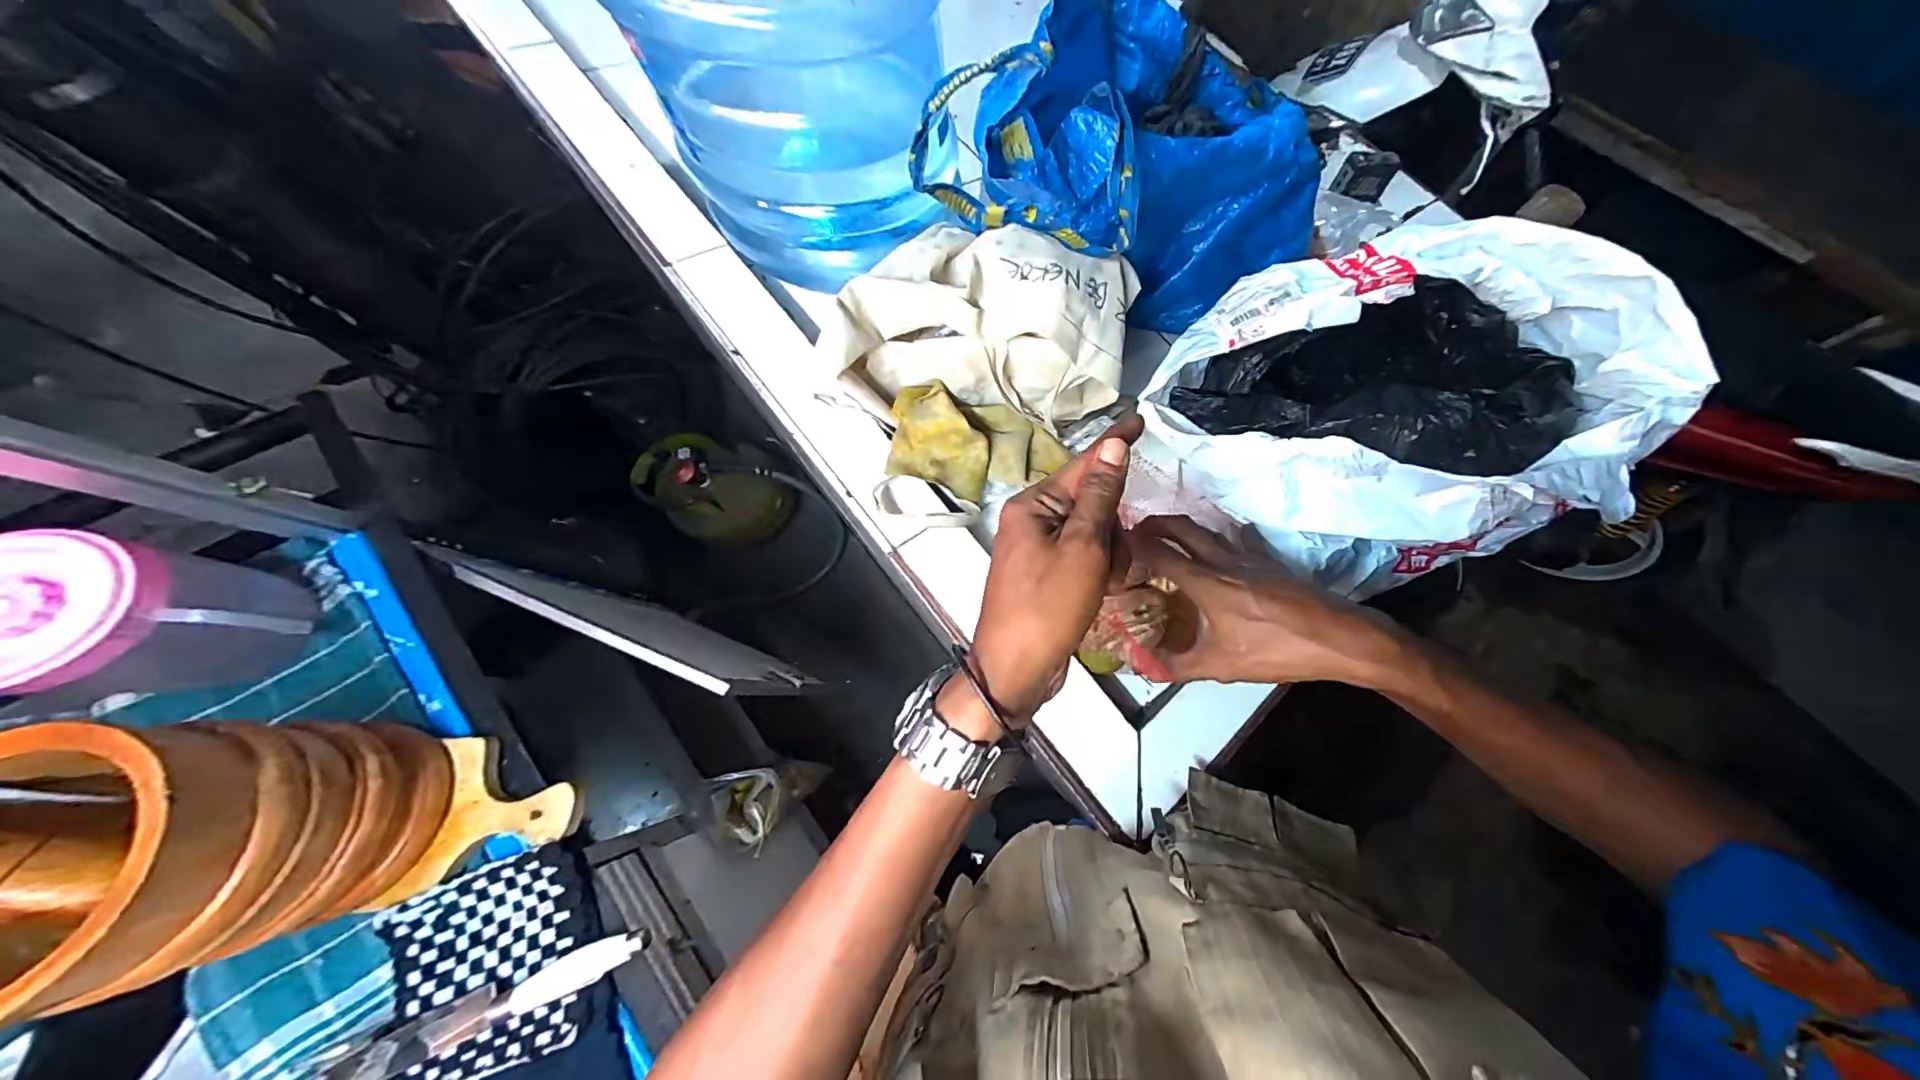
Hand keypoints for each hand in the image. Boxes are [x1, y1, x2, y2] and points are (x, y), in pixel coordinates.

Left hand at [969, 414, 1144, 720]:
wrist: (1016, 668)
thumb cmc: (1048, 606)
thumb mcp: (1082, 548)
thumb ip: (1099, 497)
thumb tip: (1112, 446)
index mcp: (1031, 506)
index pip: (1081, 465)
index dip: (1113, 443)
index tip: (1138, 419)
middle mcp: (1030, 520)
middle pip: (1089, 502)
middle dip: (1113, 527)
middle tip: (1115, 561)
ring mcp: (1035, 548)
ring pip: (1091, 532)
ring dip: (1109, 553)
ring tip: (1106, 583)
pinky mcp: (1044, 573)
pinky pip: (1082, 556)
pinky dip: (1098, 570)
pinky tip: (1100, 591)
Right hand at [1125, 516, 1410, 687]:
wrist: (1343, 637)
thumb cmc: (1278, 650)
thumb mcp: (1221, 665)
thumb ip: (1175, 665)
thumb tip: (1136, 662)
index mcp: (1206, 582)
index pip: (1158, 552)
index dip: (1132, 545)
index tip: (1113, 545)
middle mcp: (1223, 559)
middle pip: (1180, 526)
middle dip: (1153, 523)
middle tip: (1134, 531)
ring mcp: (1248, 555)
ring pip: (1204, 529)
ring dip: (1179, 528)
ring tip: (1164, 539)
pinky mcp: (1267, 559)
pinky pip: (1228, 538)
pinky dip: (1208, 538)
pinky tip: (1209, 555)